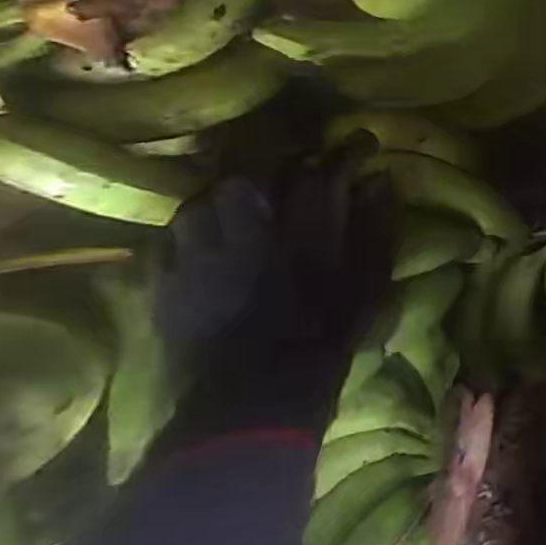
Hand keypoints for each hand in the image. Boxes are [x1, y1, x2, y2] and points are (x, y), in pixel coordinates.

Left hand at [150, 148, 393, 440]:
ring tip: (250, 200)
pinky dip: (195, 224)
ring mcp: (199, 254)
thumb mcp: (369, 282)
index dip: (347, 150)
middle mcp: (247, 232)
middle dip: (283, 161)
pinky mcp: (165, 279)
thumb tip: (380, 180)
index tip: (363, 144)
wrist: (253, 400)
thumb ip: (375, 226)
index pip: (324, 170)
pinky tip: (210, 233)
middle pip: (257, 170)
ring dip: (233, 191)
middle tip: (300, 167)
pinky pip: (173, 232)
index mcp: (303, 232)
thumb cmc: (324, 337)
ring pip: (209, 196)